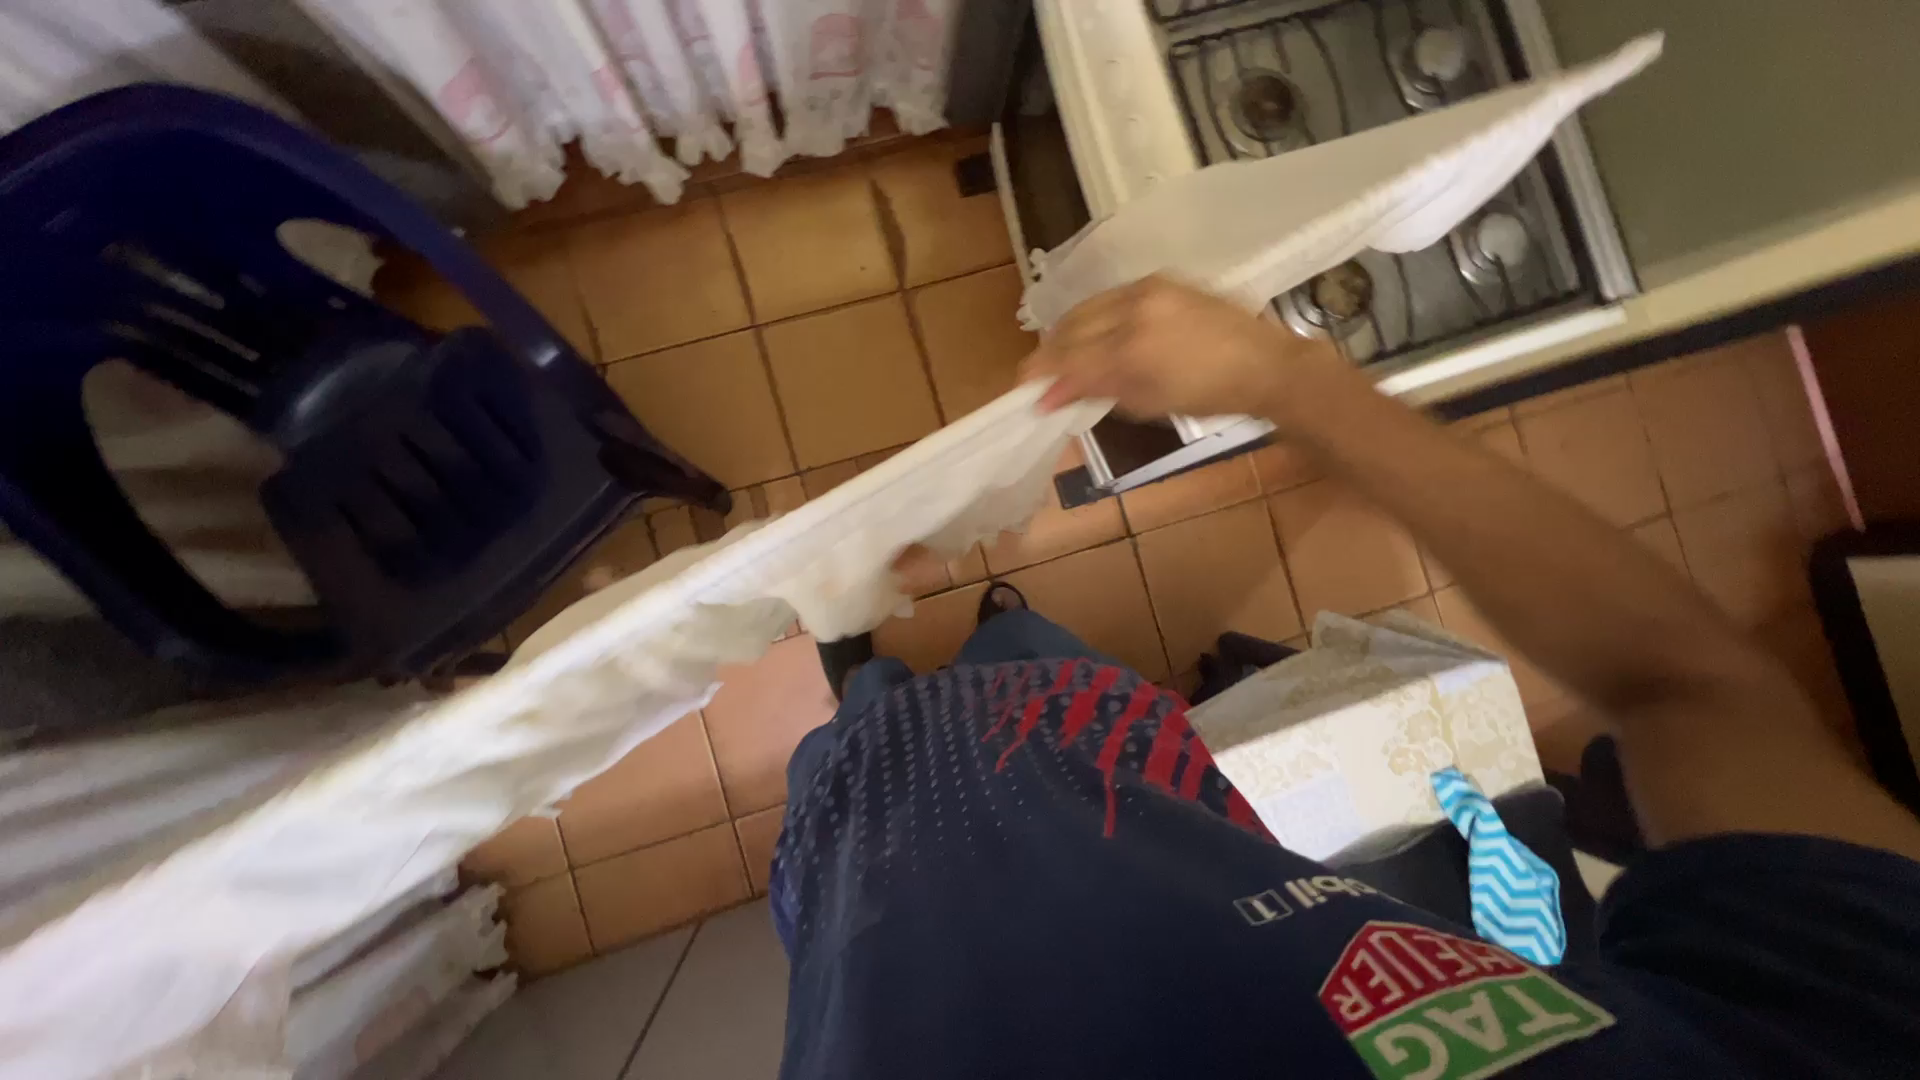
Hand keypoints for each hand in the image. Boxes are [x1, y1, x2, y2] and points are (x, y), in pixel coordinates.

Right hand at [1020, 275, 1324, 418]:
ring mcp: (1148, 289)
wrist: (1265, 365)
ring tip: (1060, 358)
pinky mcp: (1160, 281)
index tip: (1025, 393)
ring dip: (1066, 334)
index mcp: (1133, 348)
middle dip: (1048, 354)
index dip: (1043, 377)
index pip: (1070, 359)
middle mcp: (1135, 309)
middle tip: (1037, 377)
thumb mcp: (1148, 404)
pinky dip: (1091, 318)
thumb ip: (1097, 392)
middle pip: (1070, 328)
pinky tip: (1090, 335)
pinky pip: (1109, 298)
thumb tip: (1054, 395)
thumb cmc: (1209, 396)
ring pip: (1086, 308)